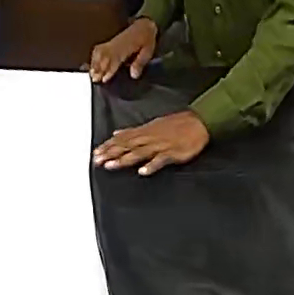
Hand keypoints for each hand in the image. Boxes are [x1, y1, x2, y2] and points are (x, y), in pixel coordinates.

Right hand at [88, 17, 157, 81]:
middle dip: (98, 67)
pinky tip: (92, 63)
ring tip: (91, 73)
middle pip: (104, 56)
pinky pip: (99, 48)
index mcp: (126, 46)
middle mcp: (116, 44)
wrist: (144, 25)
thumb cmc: (146, 39)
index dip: (109, 69)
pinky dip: (94, 56)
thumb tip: (133, 75)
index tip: (104, 78)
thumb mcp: (147, 51)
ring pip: (100, 51)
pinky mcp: (111, 42)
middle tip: (94, 78)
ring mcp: (112, 42)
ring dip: (94, 62)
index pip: (115, 59)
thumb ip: (140, 63)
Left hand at [92, 109, 209, 174]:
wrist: (198, 122)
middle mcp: (149, 138)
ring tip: (111, 166)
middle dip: (110, 153)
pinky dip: (151, 165)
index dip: (108, 146)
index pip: (122, 139)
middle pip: (126, 146)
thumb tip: (117, 133)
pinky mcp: (172, 153)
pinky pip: (160, 160)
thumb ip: (133, 132)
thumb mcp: (151, 125)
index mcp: (144, 132)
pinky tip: (142, 172)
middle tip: (96, 161)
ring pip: (139, 153)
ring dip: (124, 159)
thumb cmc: (177, 124)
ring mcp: (160, 145)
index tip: (95, 153)